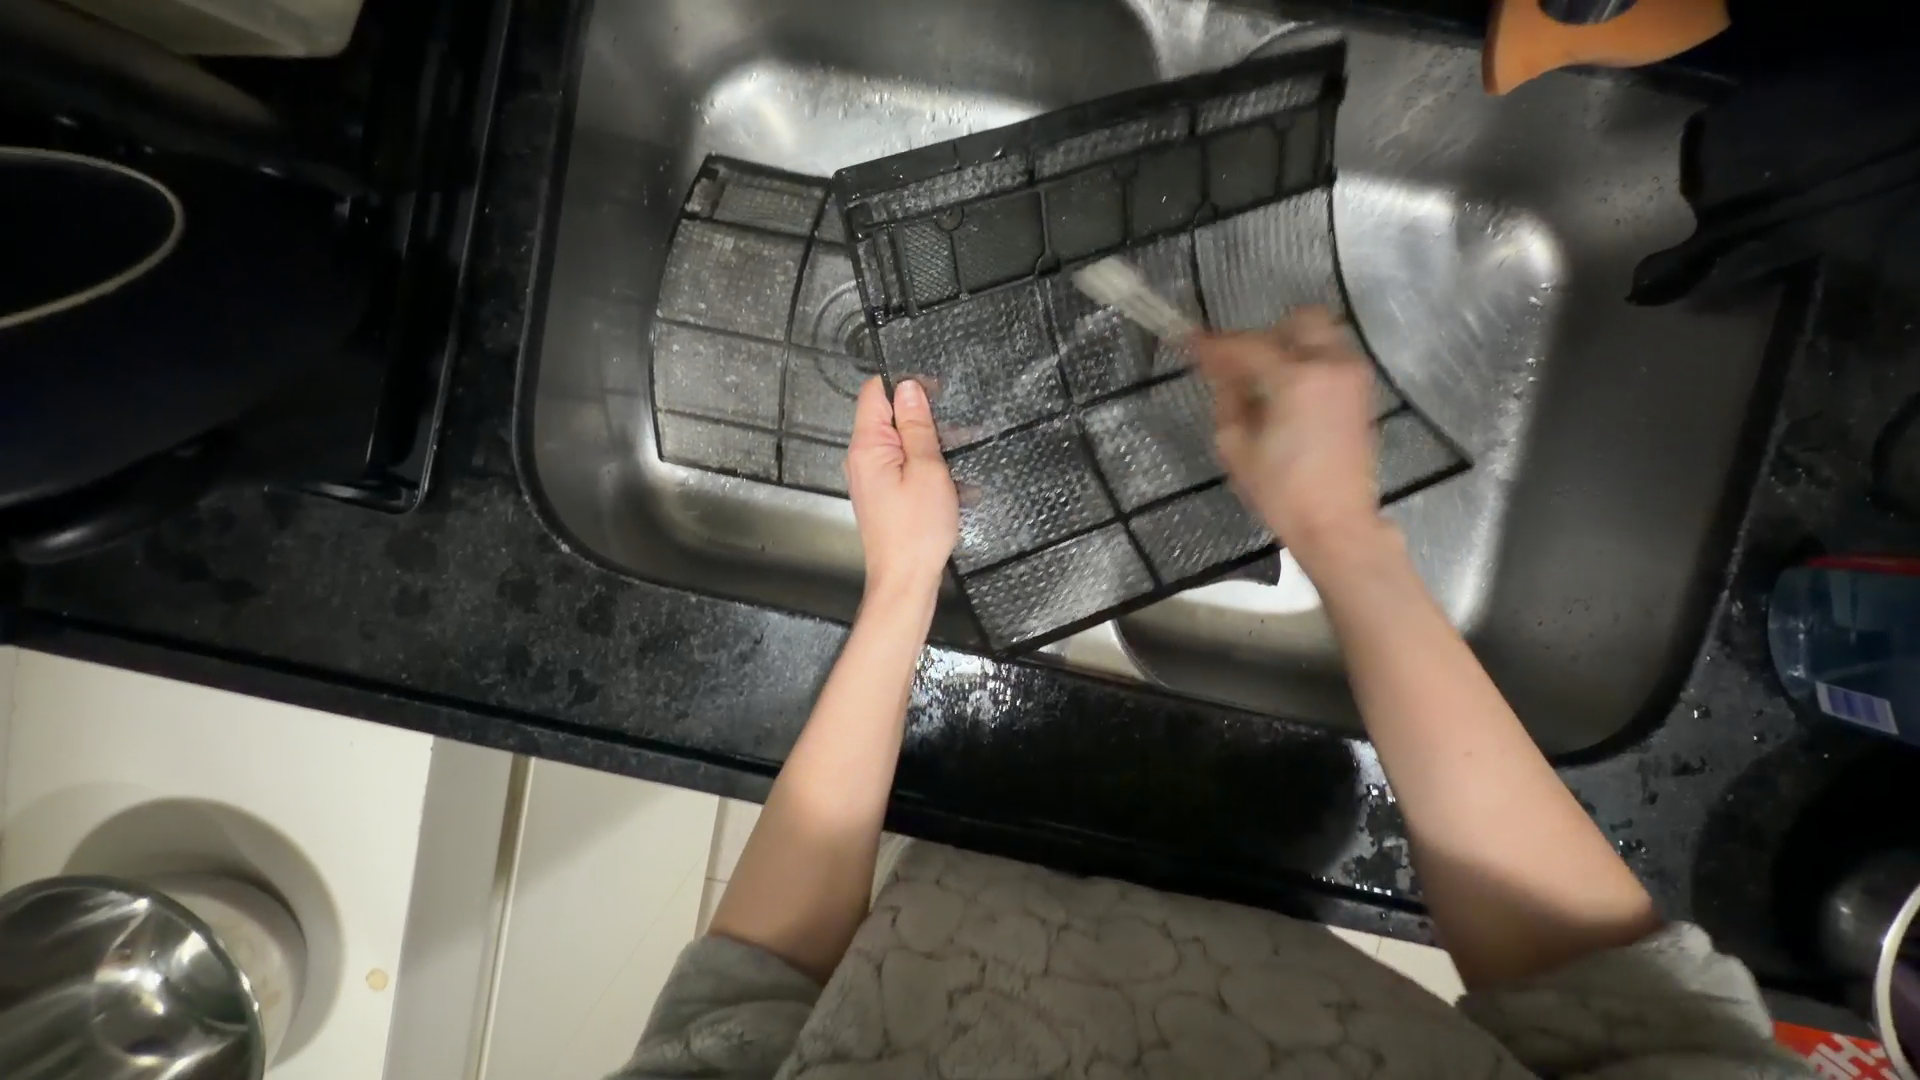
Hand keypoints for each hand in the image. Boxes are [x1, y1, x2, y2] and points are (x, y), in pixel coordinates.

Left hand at [845, 377, 958, 596]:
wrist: (905, 580)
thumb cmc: (918, 528)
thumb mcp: (927, 469)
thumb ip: (917, 426)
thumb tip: (909, 387)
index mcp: (867, 446)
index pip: (874, 393)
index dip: (905, 385)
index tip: (937, 392)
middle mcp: (862, 458)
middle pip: (889, 417)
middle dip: (923, 418)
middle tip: (958, 430)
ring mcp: (871, 478)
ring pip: (901, 444)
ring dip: (930, 446)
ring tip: (961, 458)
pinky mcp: (883, 495)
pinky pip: (904, 467)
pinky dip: (927, 468)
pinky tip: (953, 483)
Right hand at [1190, 307, 1381, 560]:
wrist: (1335, 522)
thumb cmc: (1279, 490)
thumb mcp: (1235, 445)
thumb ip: (1227, 397)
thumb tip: (1221, 370)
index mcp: (1295, 378)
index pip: (1246, 346)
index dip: (1213, 344)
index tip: (1188, 341)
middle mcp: (1330, 365)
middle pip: (1298, 322)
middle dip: (1262, 337)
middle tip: (1237, 365)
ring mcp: (1352, 376)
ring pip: (1320, 335)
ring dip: (1289, 346)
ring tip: (1263, 379)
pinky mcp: (1362, 393)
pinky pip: (1332, 357)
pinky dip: (1308, 362)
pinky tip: (1286, 393)